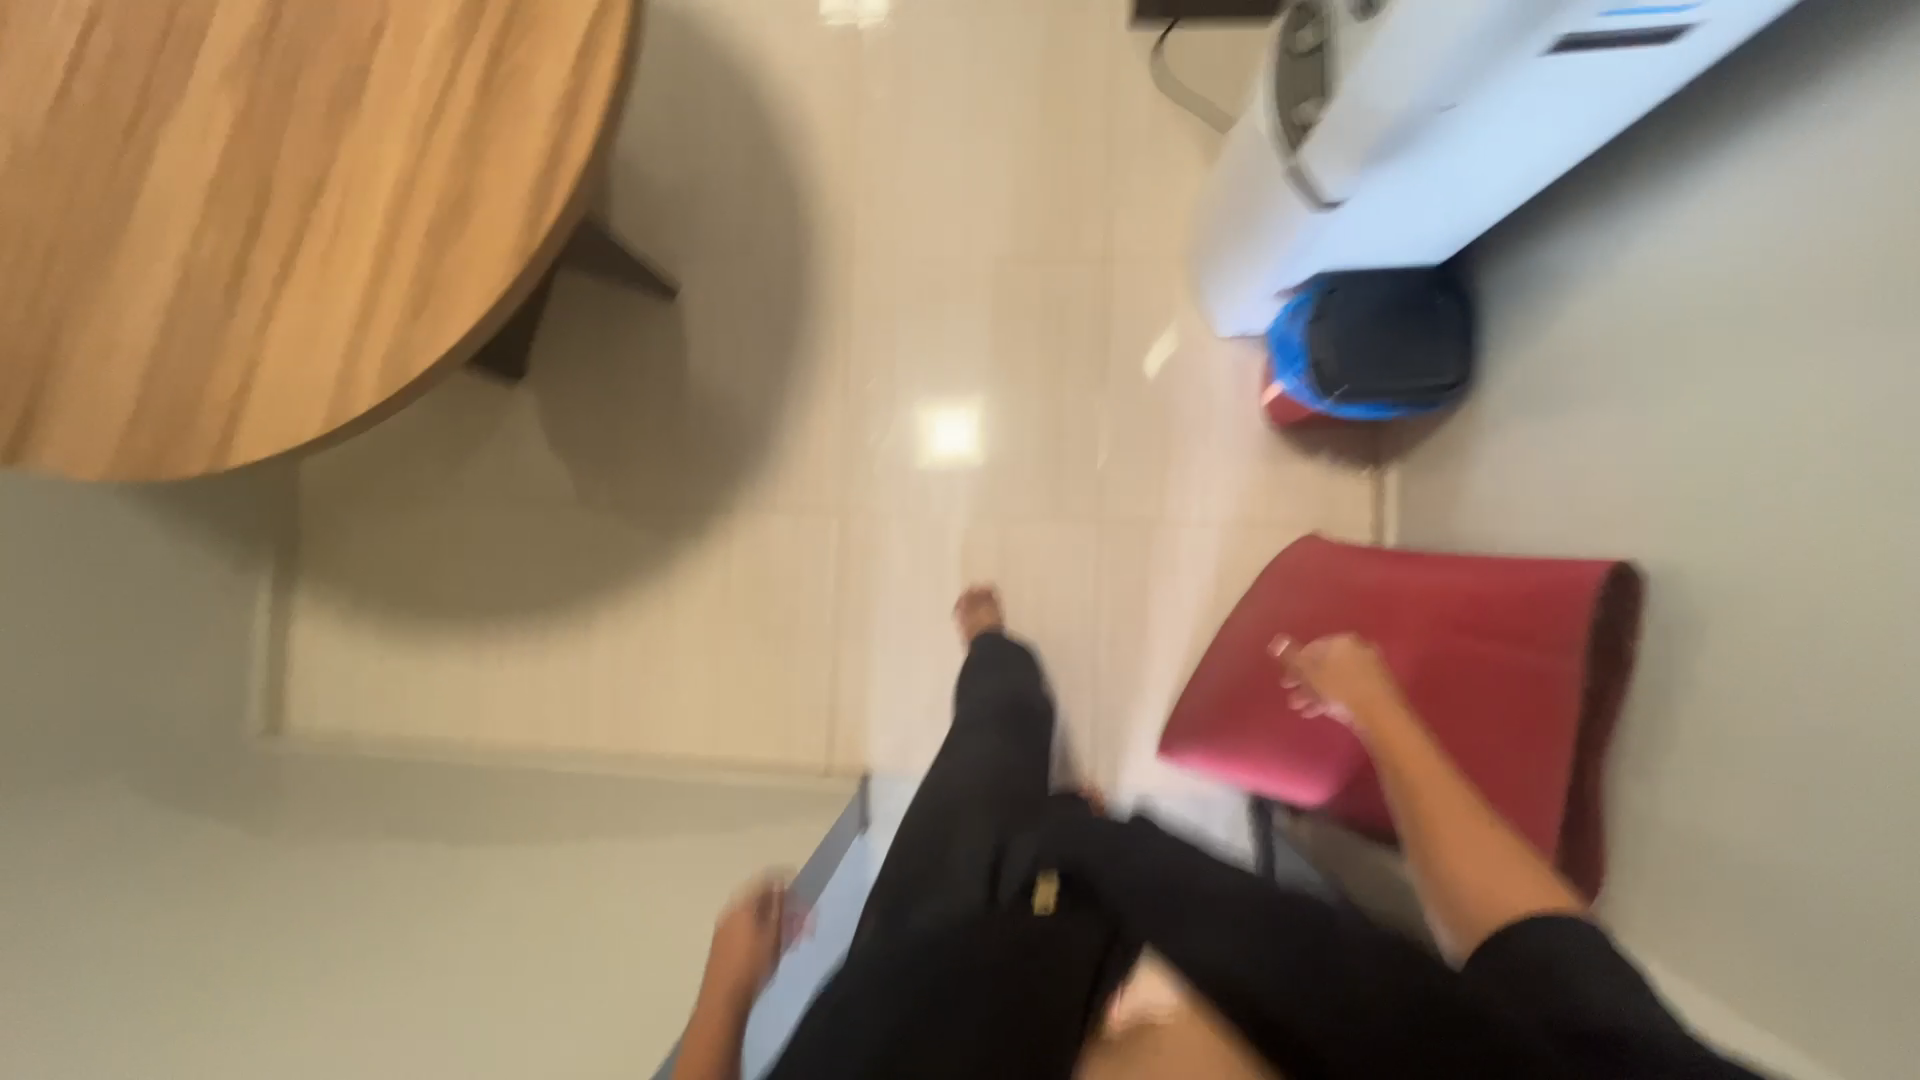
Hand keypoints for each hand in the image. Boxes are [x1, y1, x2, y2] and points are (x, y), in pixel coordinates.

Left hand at [699, 873, 788, 1010]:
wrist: (722, 1002)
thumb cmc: (752, 965)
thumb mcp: (775, 934)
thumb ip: (782, 907)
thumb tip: (787, 886)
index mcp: (742, 903)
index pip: (767, 879)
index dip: (786, 880)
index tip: (802, 888)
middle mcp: (731, 910)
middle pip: (760, 897)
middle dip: (783, 904)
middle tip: (801, 917)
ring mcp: (724, 929)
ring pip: (754, 914)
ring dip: (775, 919)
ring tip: (792, 935)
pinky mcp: (722, 946)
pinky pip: (746, 928)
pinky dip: (763, 930)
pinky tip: (774, 946)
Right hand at [1273, 633, 1412, 733]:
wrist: (1380, 716)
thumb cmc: (1338, 690)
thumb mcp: (1307, 672)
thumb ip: (1290, 656)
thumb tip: (1275, 641)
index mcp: (1340, 641)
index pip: (1310, 648)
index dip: (1294, 665)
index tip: (1286, 683)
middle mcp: (1357, 649)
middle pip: (1323, 664)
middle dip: (1305, 682)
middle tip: (1292, 698)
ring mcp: (1370, 668)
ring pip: (1335, 678)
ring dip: (1316, 693)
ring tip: (1304, 710)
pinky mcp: (1378, 687)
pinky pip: (1348, 688)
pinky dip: (1333, 698)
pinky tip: (1323, 712)